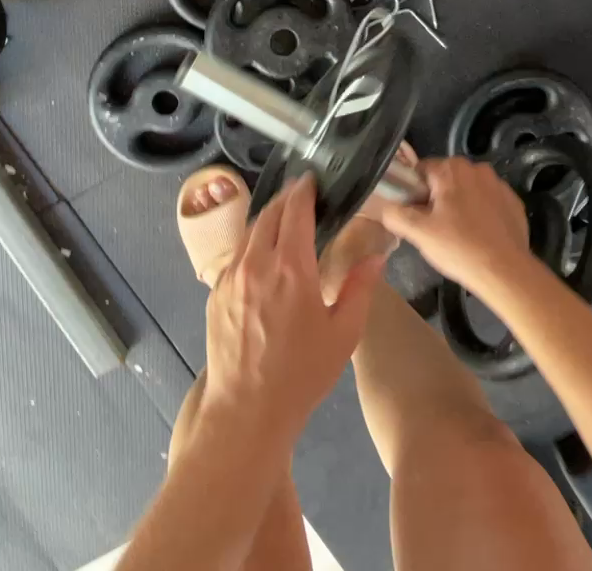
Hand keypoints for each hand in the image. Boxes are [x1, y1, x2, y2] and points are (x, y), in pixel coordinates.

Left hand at [202, 173, 383, 447]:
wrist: (246, 410)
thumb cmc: (302, 373)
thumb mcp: (343, 333)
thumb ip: (360, 288)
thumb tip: (376, 256)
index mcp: (291, 267)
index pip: (295, 210)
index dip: (305, 190)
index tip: (314, 180)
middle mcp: (256, 262)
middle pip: (268, 213)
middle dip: (286, 198)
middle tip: (303, 195)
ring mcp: (230, 277)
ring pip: (248, 231)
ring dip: (267, 217)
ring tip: (284, 218)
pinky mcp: (215, 293)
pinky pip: (235, 254)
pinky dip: (252, 242)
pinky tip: (263, 254)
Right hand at [367, 157, 539, 299]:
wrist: (506, 272)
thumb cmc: (459, 247)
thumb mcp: (418, 233)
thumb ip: (395, 214)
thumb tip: (385, 207)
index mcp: (451, 169)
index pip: (420, 170)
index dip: (412, 192)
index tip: (414, 214)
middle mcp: (476, 168)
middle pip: (444, 179)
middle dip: (436, 198)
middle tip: (433, 227)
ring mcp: (499, 184)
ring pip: (467, 189)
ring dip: (459, 204)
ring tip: (457, 234)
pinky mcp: (514, 201)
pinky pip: (487, 201)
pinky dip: (480, 213)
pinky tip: (478, 235)